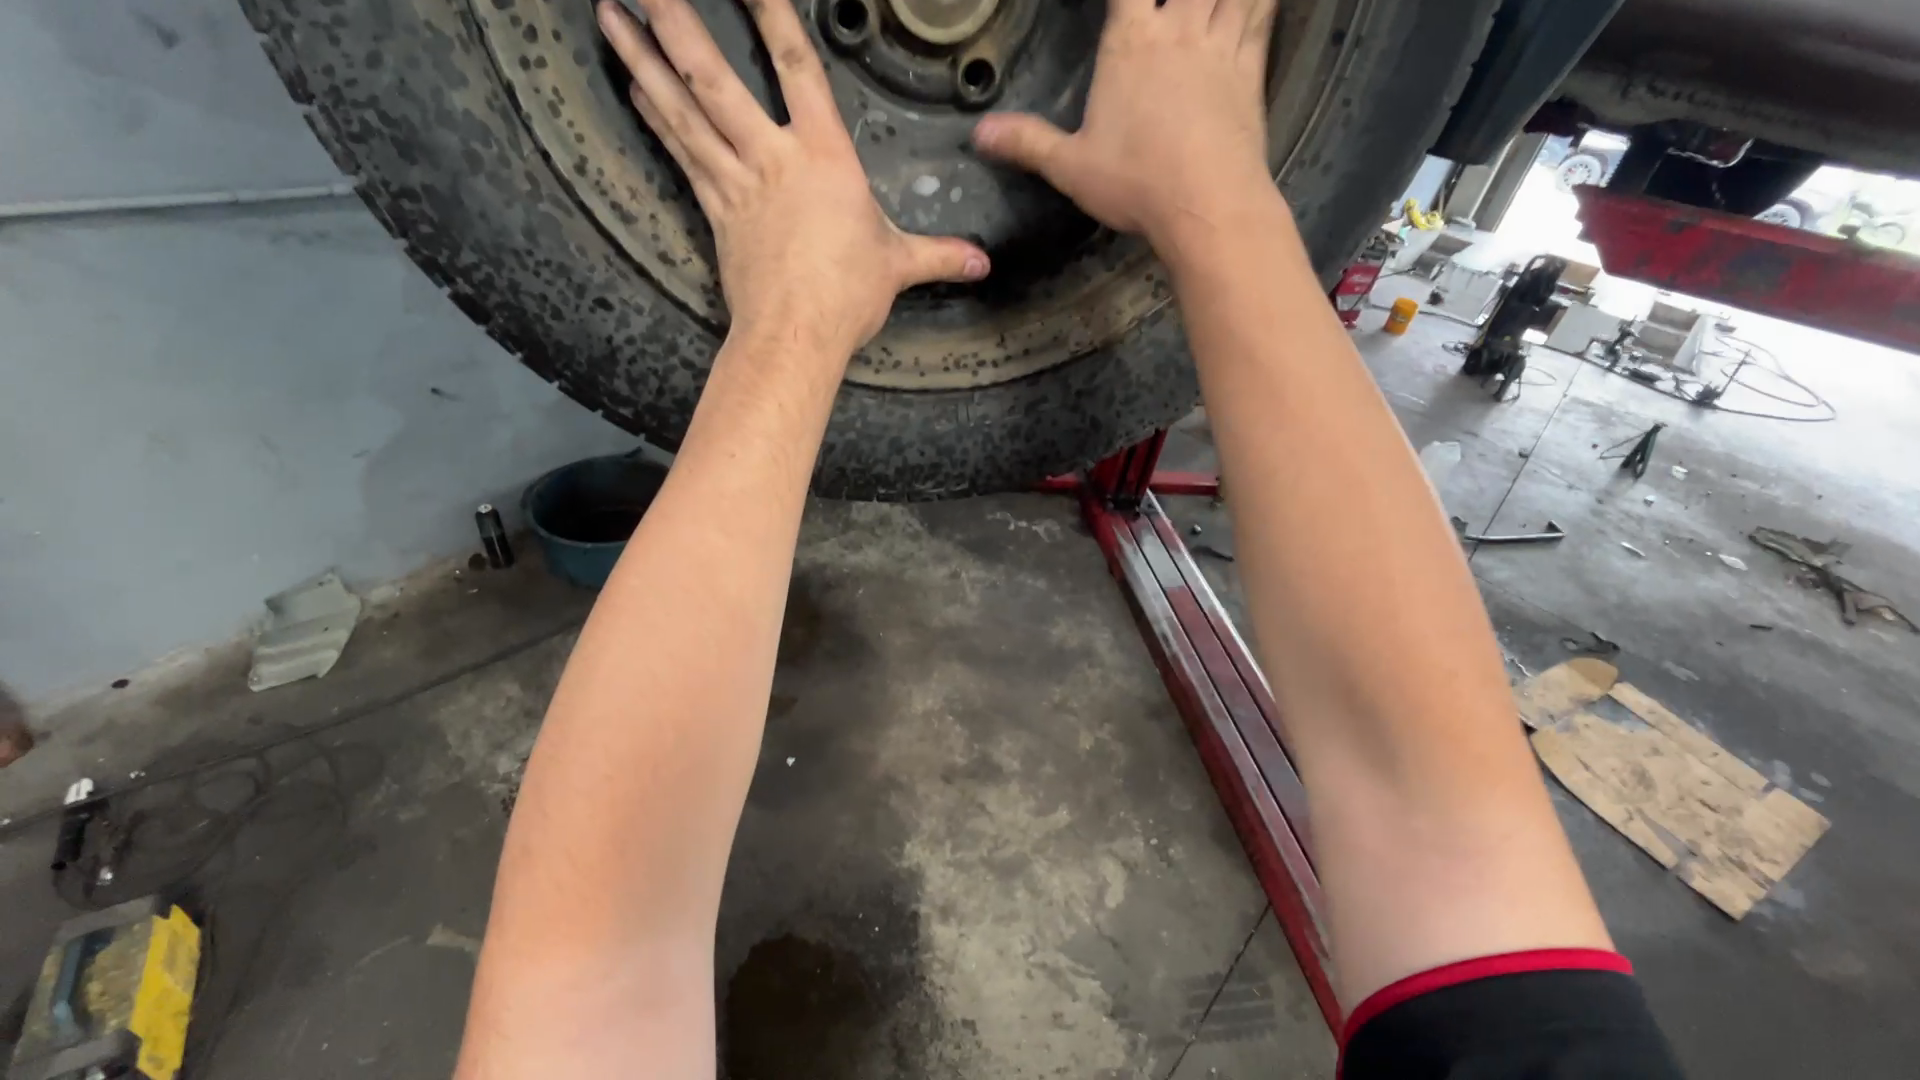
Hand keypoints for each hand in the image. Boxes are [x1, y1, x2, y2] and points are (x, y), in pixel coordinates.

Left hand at [597, 0, 989, 356]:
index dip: (771, 14)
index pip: (797, 67)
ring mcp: (736, 182)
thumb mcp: (899, 267)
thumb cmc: (846, 296)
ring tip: (610, 15)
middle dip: (675, 21)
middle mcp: (773, 157)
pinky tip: (635, 86)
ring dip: (643, 59)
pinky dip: (656, 117)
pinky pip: (680, 152)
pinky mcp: (715, 211)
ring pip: (683, 110)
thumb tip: (981, 263)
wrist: (795, 335)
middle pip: (713, 78)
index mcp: (824, 157)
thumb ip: (939, 255)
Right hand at [971, 0, 1277, 252]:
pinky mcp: (1252, 68)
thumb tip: (979, 134)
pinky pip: (1264, 12)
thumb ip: (1027, 143)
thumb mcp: (1070, 168)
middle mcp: (1178, 29)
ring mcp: (1220, 44)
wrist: (1206, 205)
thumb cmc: (1136, 184)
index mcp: (1131, 42)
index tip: (1118, 3)